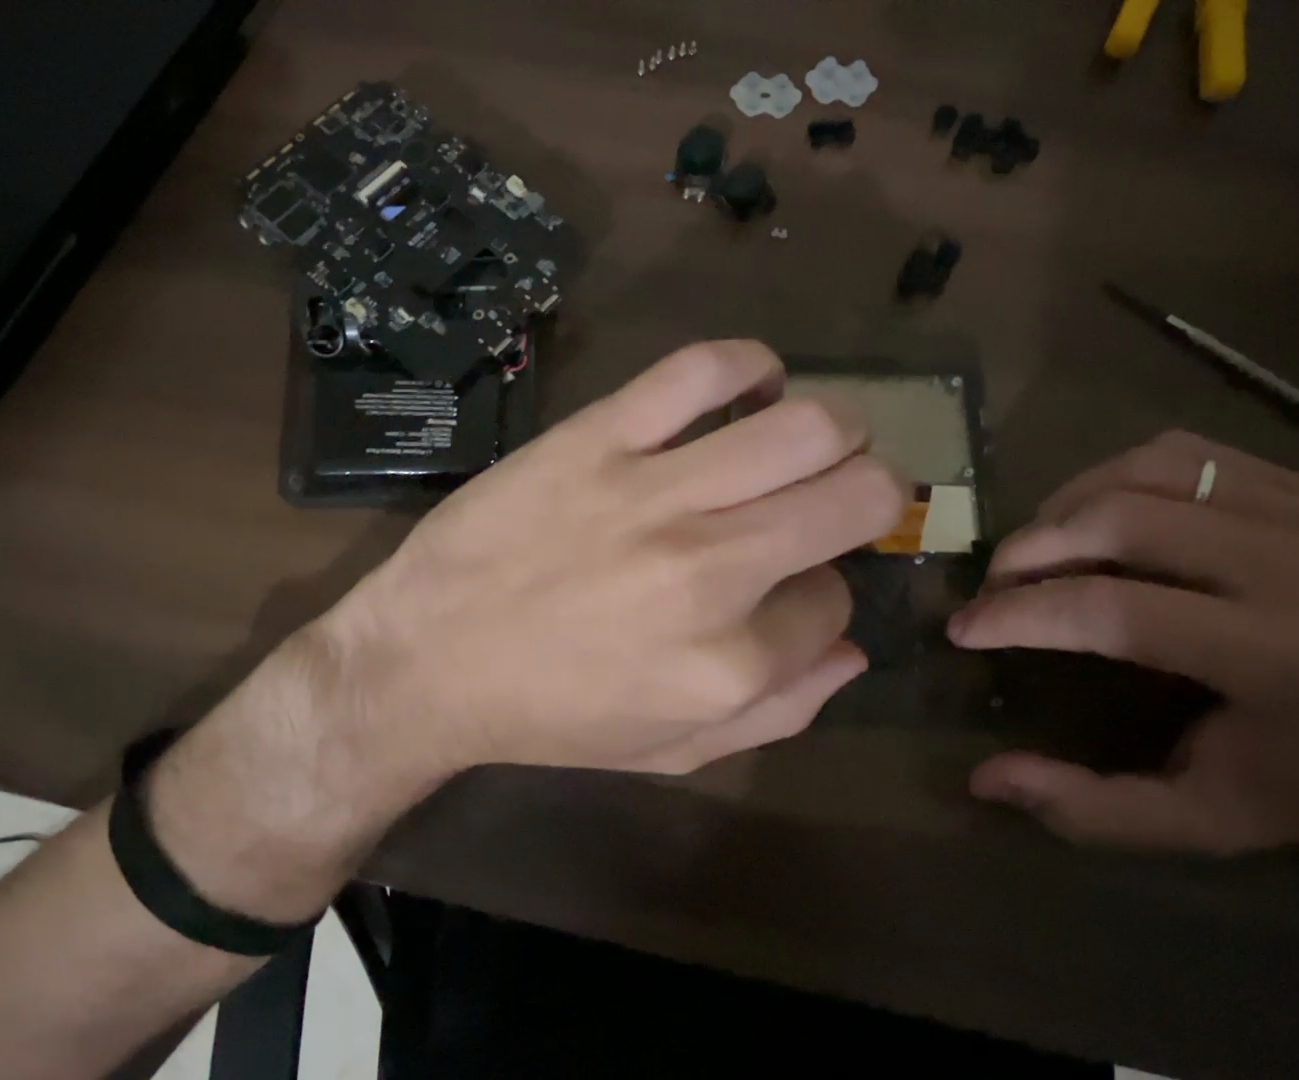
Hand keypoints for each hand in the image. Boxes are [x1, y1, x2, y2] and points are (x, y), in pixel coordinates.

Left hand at [315, 340, 903, 776]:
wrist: (425, 663)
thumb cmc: (550, 718)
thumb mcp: (673, 751)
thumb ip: (780, 711)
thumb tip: (852, 645)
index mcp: (731, 662)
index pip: (837, 598)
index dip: (825, 592)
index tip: (791, 589)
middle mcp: (710, 570)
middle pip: (856, 498)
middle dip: (873, 496)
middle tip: (846, 495)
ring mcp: (652, 494)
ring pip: (807, 428)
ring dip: (839, 431)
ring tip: (815, 442)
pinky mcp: (596, 439)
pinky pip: (700, 372)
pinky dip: (751, 366)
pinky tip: (755, 385)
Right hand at [949, 431, 1298, 853]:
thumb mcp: (1210, 824)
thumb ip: (1092, 809)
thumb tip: (985, 778)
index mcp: (1283, 661)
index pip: (1114, 612)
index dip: (1019, 615)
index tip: (964, 628)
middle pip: (1121, 521)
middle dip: (1029, 548)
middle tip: (993, 585)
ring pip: (1146, 470)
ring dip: (1066, 503)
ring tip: (1037, 546)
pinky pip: (1187, 453)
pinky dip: (1117, 475)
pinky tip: (1099, 514)